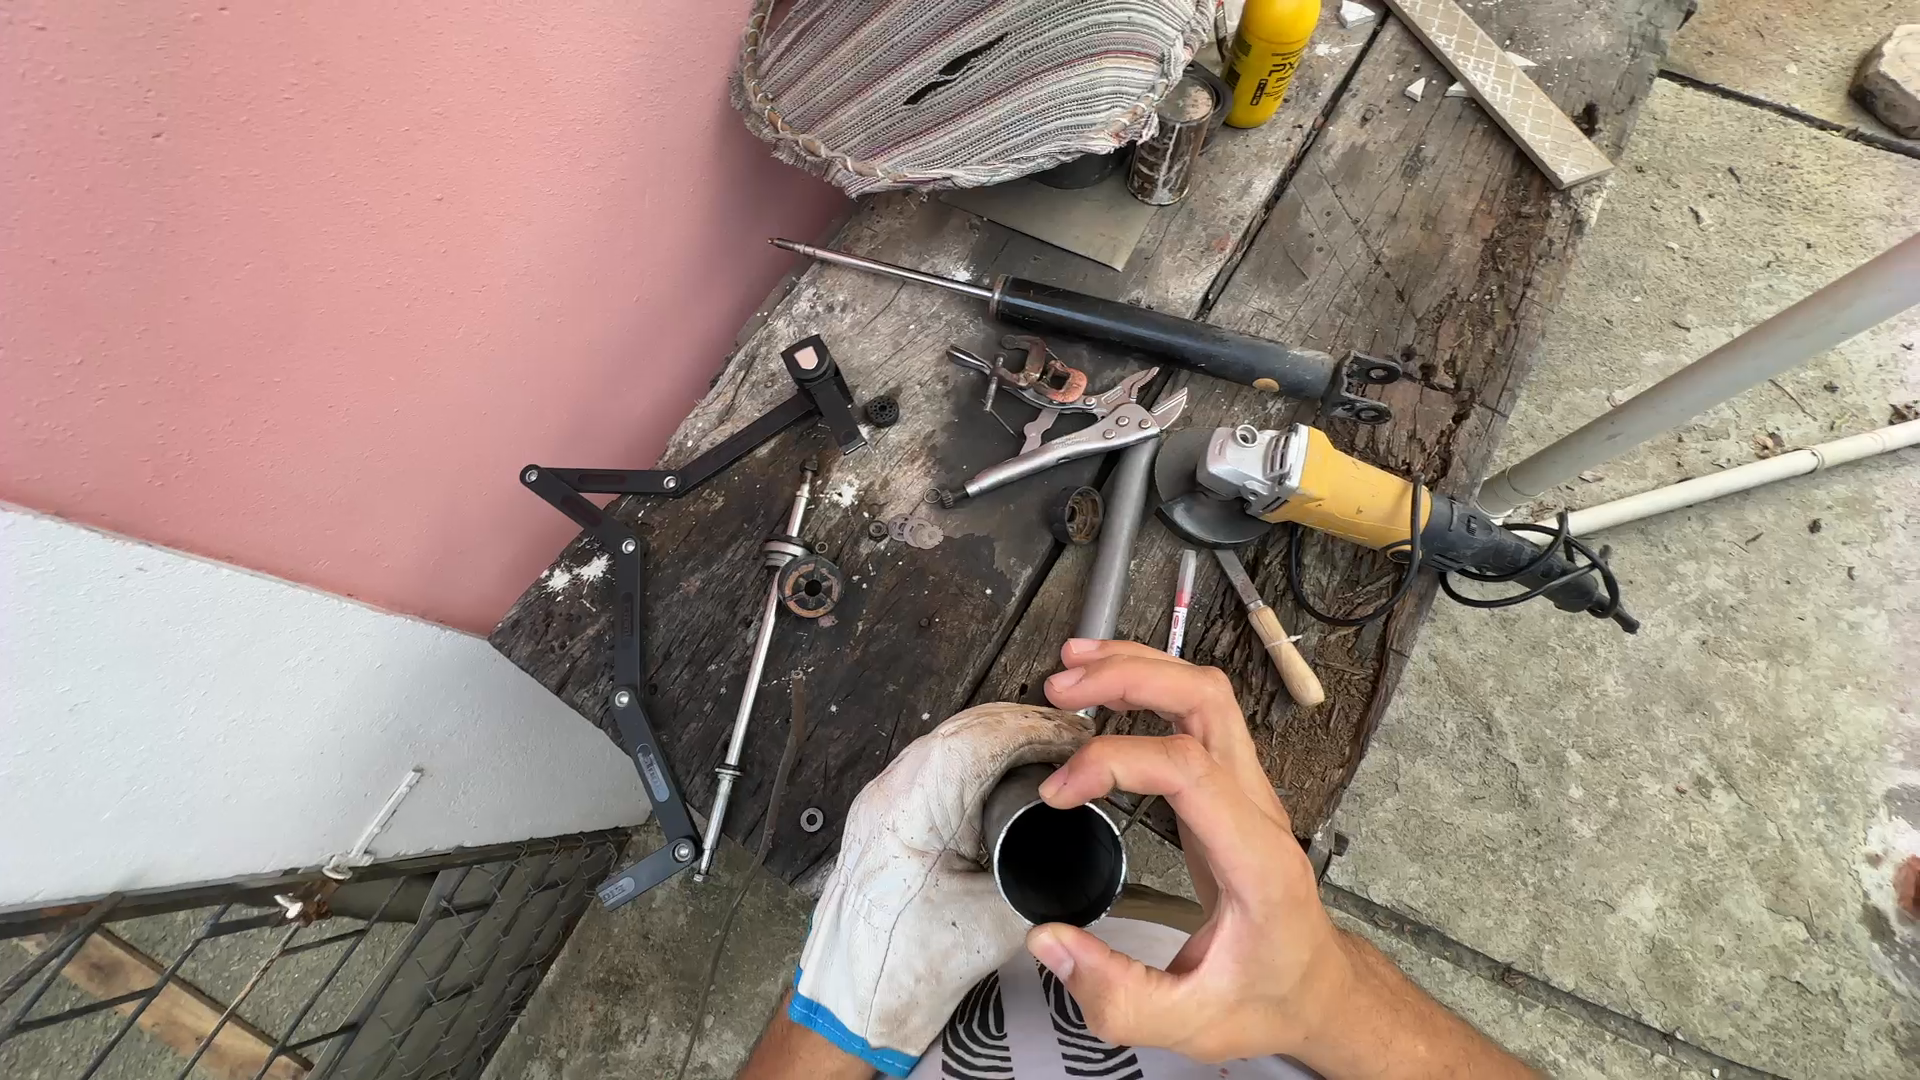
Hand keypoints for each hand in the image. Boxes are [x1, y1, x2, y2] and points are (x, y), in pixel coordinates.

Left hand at [789, 702, 1094, 1076]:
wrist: (848, 999)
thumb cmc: (906, 970)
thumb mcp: (994, 925)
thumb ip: (1045, 879)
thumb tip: (1086, 847)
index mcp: (913, 813)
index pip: (979, 739)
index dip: (1035, 728)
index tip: (1076, 736)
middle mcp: (891, 790)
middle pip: (965, 727)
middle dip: (1025, 723)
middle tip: (1073, 736)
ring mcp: (884, 794)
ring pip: (950, 736)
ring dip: (1003, 733)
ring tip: (1049, 745)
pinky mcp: (887, 805)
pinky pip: (937, 757)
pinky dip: (980, 750)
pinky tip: (1008, 762)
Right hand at [1035, 639, 1345, 1062]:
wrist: (1318, 983)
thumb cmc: (1267, 995)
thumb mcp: (1193, 1022)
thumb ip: (1118, 993)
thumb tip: (1048, 941)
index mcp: (1256, 856)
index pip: (1187, 767)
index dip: (1113, 762)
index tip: (1060, 791)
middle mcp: (1257, 803)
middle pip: (1204, 698)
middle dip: (1127, 678)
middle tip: (1061, 689)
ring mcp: (1245, 782)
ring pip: (1202, 688)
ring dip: (1136, 665)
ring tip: (1073, 665)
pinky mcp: (1226, 777)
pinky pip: (1192, 705)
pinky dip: (1146, 678)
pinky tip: (1104, 680)